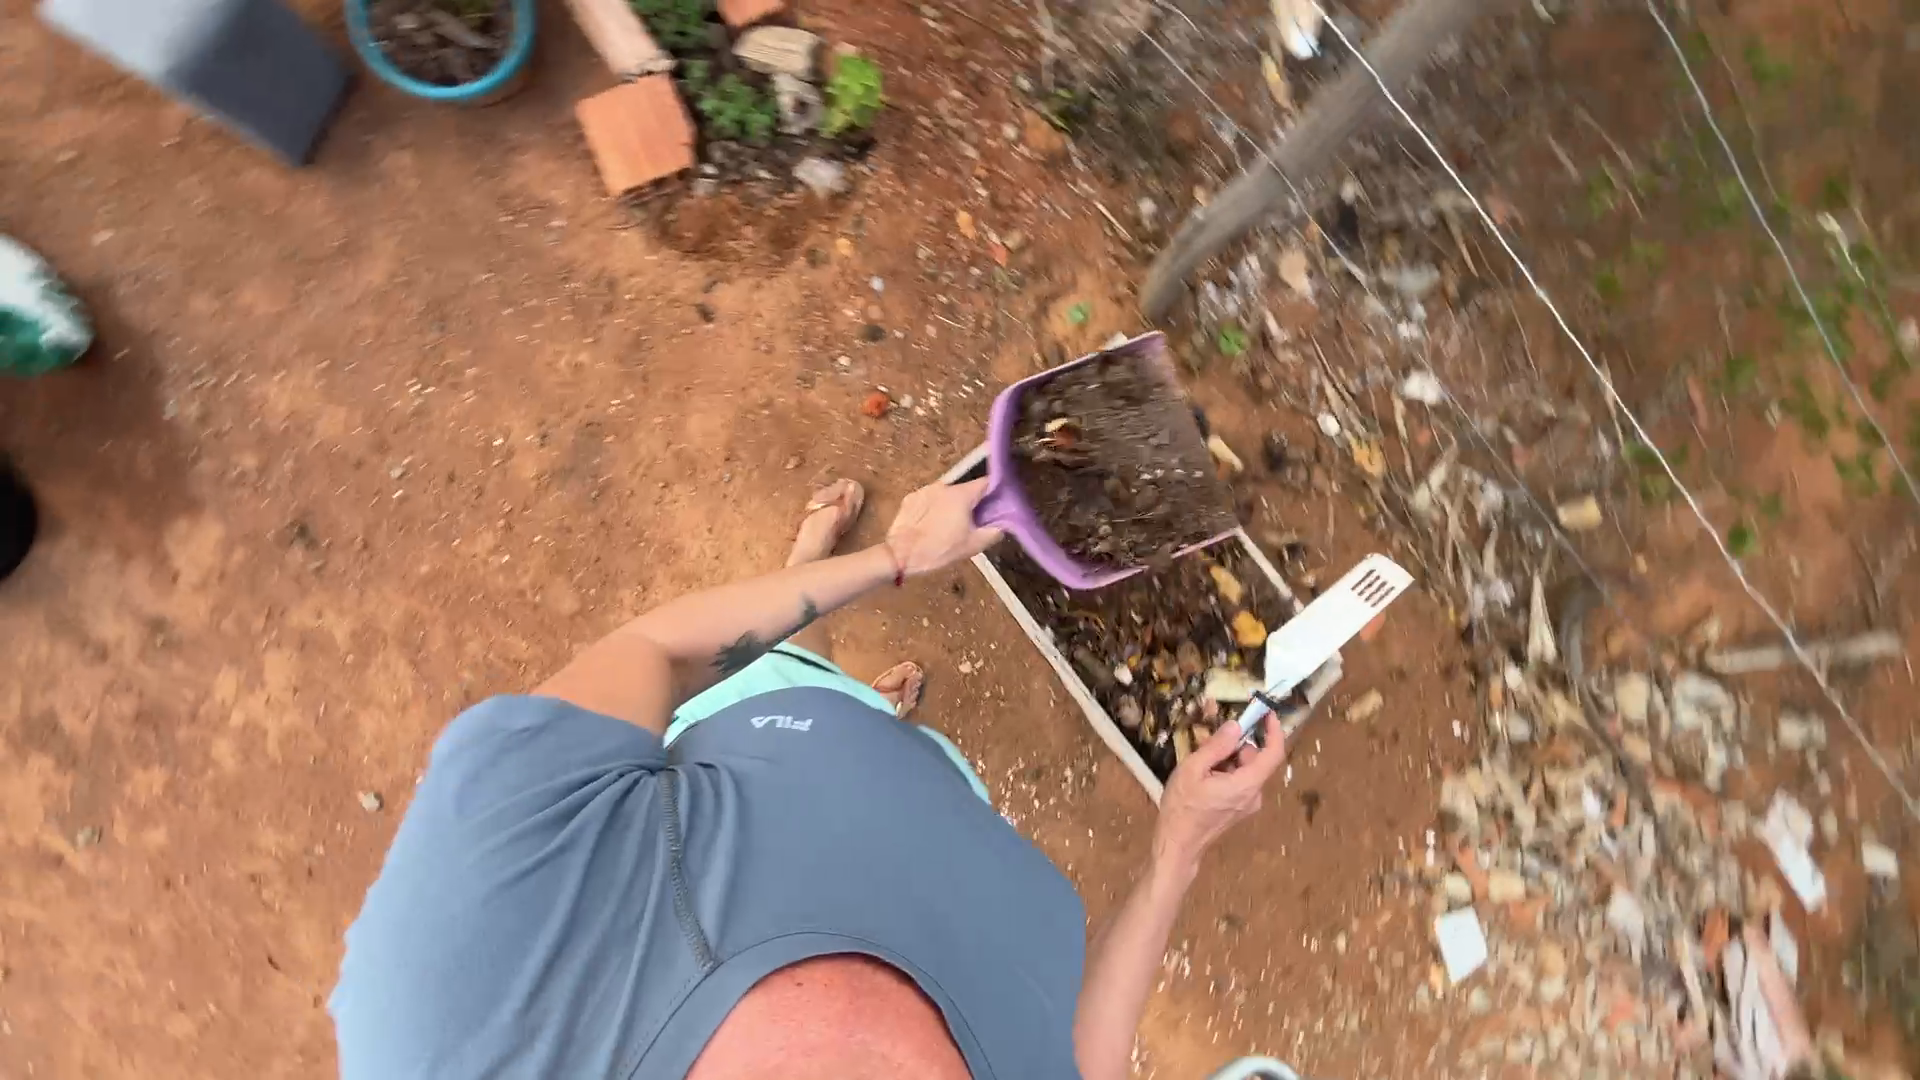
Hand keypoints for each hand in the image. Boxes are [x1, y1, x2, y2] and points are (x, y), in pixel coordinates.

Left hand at [883, 478, 1003, 576]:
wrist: (900, 555)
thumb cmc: (939, 550)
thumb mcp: (972, 546)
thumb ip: (993, 532)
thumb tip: (1002, 525)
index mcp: (961, 495)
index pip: (985, 483)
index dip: (994, 492)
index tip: (997, 504)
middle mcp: (943, 486)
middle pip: (965, 490)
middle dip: (972, 503)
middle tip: (973, 522)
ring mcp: (924, 490)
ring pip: (946, 495)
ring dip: (952, 506)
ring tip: (949, 527)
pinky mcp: (910, 498)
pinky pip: (929, 500)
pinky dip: (934, 509)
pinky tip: (931, 526)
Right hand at [1150, 717, 1287, 878]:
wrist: (1178, 843)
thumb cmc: (1183, 806)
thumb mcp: (1193, 769)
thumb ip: (1216, 747)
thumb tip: (1235, 725)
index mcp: (1246, 784)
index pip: (1273, 754)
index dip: (1273, 731)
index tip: (1266, 713)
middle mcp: (1254, 795)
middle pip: (1255, 760)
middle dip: (1236, 746)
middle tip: (1209, 741)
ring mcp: (1248, 804)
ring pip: (1245, 770)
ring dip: (1228, 759)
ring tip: (1200, 764)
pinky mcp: (1240, 809)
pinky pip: (1240, 782)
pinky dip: (1226, 772)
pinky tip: (1203, 777)